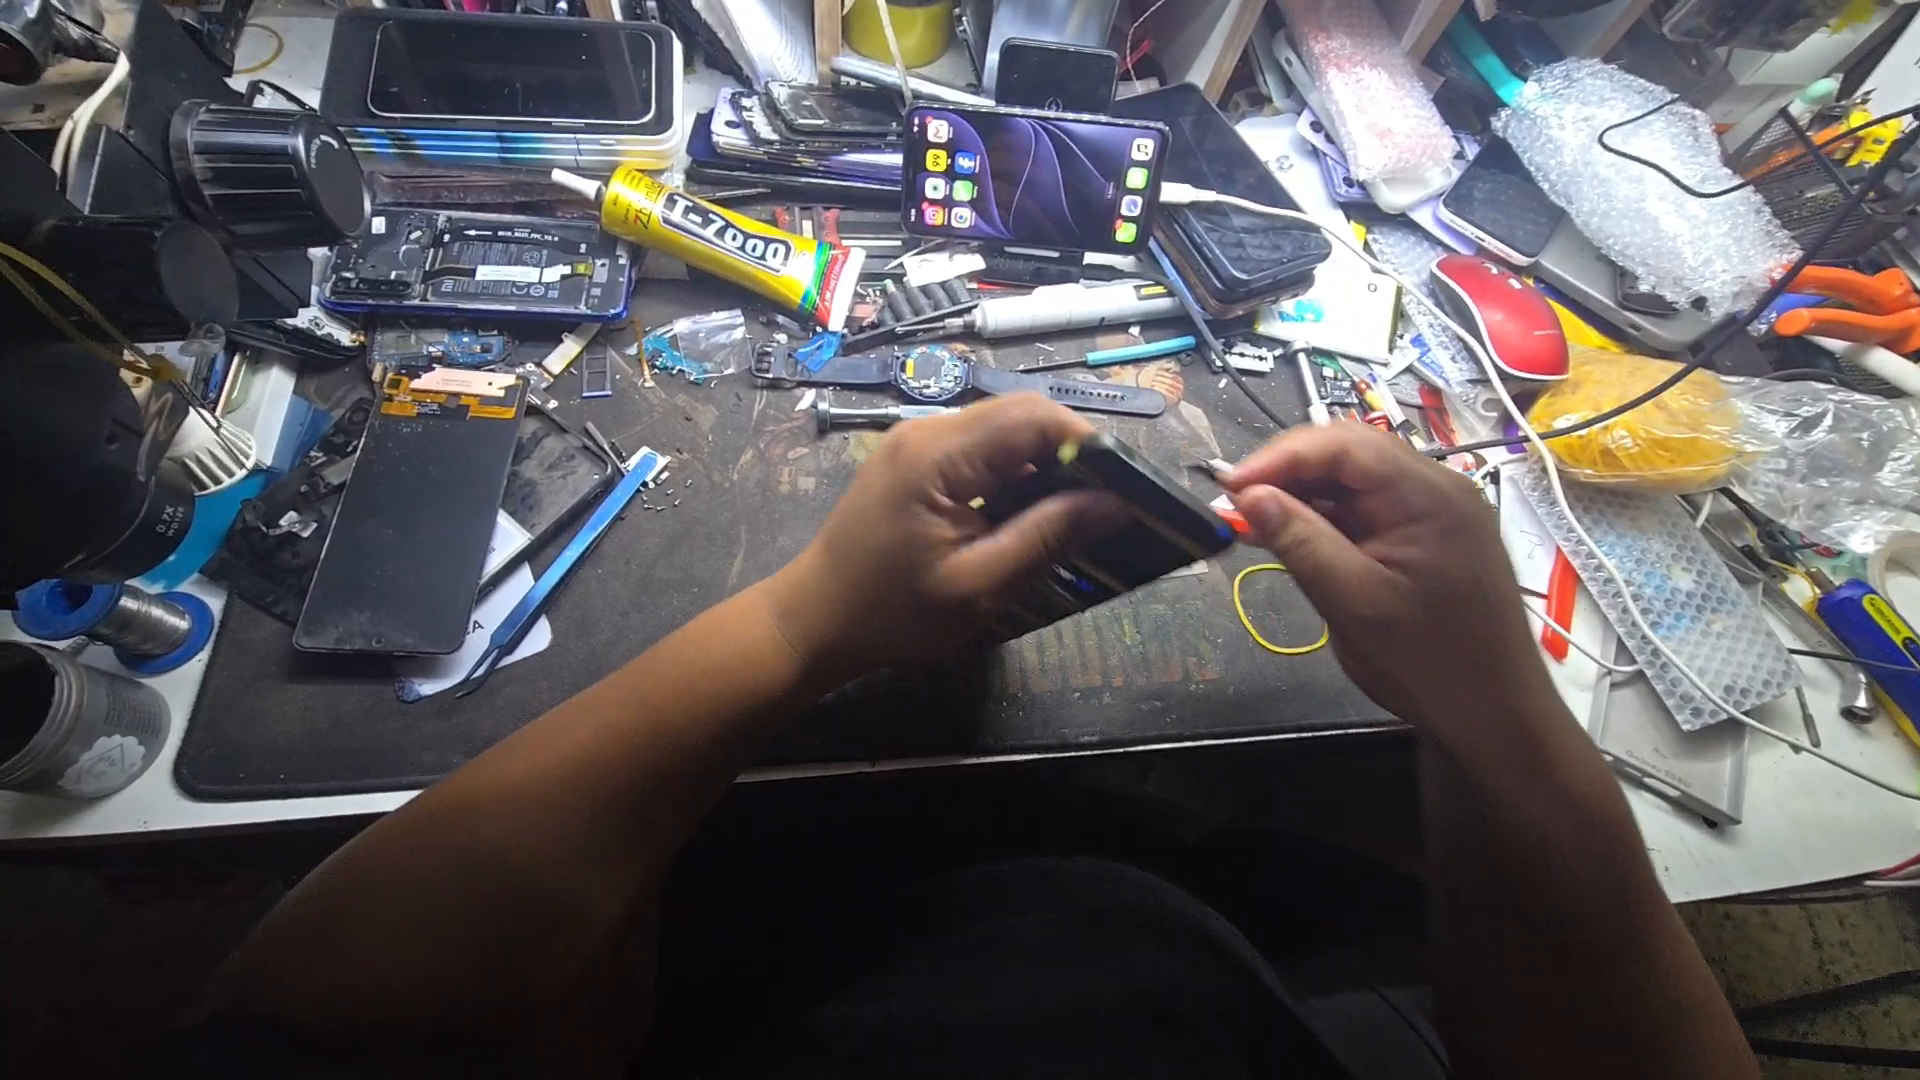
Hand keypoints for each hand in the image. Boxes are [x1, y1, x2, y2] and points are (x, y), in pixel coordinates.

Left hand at [764, 395, 1126, 682]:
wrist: (814, 620)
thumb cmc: (892, 613)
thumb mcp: (979, 586)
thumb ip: (1047, 537)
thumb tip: (1116, 504)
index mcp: (937, 454)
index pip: (1032, 416)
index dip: (1087, 442)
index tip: (1122, 488)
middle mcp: (926, 431)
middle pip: (1019, 416)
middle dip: (1069, 453)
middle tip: (1101, 506)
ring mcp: (915, 442)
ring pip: (1002, 431)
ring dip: (1042, 465)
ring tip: (1070, 514)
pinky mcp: (913, 461)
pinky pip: (978, 451)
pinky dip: (1012, 475)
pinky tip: (1024, 513)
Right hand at [1221, 424, 1550, 730]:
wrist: (1490, 715)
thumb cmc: (1426, 662)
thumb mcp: (1352, 601)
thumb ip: (1299, 541)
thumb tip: (1247, 495)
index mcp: (1429, 496)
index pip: (1345, 446)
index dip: (1280, 457)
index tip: (1230, 486)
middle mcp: (1434, 489)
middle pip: (1348, 453)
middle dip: (1285, 470)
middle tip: (1234, 500)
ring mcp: (1428, 511)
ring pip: (1349, 480)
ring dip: (1297, 493)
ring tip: (1250, 518)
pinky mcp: (1418, 535)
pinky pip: (1359, 508)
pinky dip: (1317, 516)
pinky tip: (1284, 532)